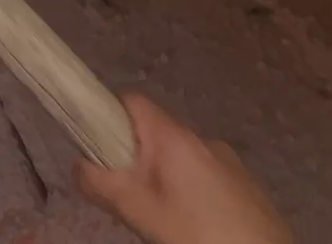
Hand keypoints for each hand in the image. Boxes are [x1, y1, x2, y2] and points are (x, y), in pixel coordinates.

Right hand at [78, 94, 294, 243]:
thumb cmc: (193, 230)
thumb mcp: (131, 207)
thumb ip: (93, 179)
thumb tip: (77, 165)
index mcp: (173, 135)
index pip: (130, 100)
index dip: (108, 111)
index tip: (99, 140)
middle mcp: (204, 140)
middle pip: (155, 131)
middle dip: (136, 153)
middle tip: (128, 186)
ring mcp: (234, 165)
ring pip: (183, 156)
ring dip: (167, 174)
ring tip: (164, 211)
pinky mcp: (254, 191)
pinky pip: (209, 177)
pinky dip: (196, 191)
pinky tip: (197, 223)